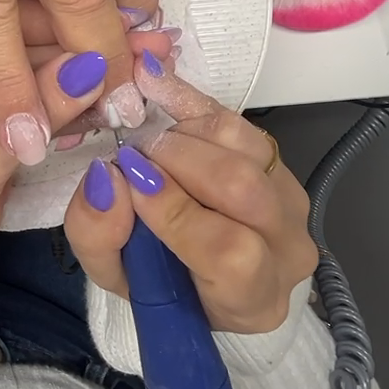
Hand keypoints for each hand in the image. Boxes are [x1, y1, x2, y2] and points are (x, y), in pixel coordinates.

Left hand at [0, 6, 174, 296]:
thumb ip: (35, 112)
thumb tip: (96, 62)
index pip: (8, 22)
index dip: (68, 23)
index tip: (127, 25)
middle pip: (35, 49)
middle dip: (93, 50)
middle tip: (157, 48)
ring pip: (49, 80)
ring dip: (97, 80)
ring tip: (154, 71)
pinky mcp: (6, 133)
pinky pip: (51, 112)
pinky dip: (84, 110)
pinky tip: (122, 102)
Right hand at [63, 53, 318, 333]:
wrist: (198, 271)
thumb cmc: (158, 282)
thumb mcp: (110, 275)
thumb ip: (97, 235)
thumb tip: (106, 179)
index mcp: (250, 300)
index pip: (230, 252)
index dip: (175, 210)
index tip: (128, 178)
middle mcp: (285, 251)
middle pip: (242, 188)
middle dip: (175, 159)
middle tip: (133, 155)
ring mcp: (290, 201)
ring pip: (245, 148)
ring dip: (185, 133)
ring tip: (148, 142)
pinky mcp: (278, 161)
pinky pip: (239, 122)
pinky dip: (190, 102)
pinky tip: (154, 88)